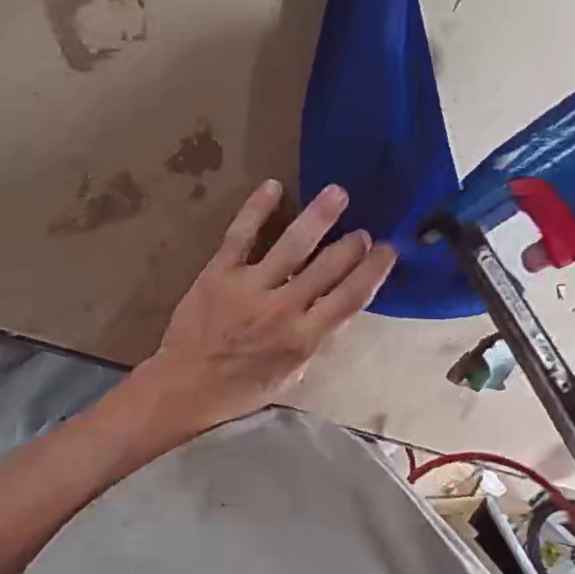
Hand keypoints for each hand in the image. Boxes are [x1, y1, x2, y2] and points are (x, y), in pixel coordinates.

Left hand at [132, 179, 395, 435]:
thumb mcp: (291, 373)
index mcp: (304, 337)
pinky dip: (257, 208)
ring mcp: (250, 287)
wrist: (186, 387)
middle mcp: (283, 308)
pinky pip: (241, 235)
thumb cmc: (242, 387)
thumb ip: (316, 339)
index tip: (388, 251)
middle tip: (364, 232)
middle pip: (328, 267)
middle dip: (352, 246)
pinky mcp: (219, 273)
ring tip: (337, 194)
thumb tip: (339, 308)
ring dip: (319, 216)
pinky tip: (273, 186)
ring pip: (292, 245)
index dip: (374, 271)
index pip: (351, 297)